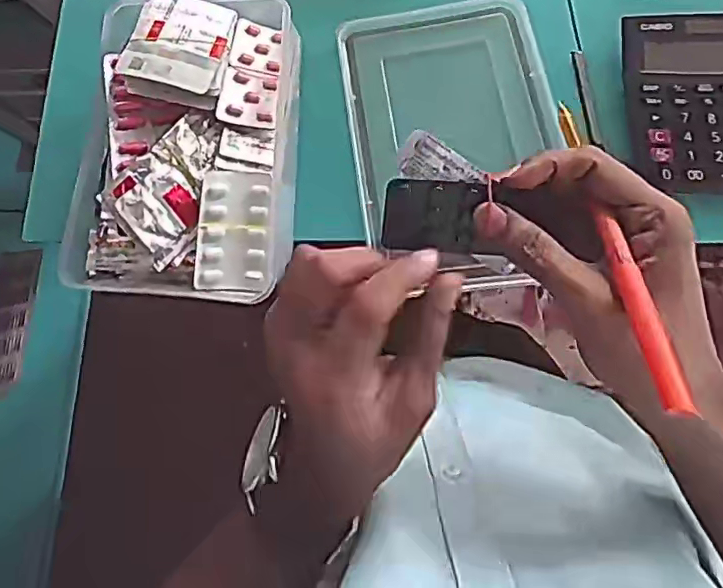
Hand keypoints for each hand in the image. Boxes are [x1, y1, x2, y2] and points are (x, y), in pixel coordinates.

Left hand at [264, 246, 461, 536]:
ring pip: (308, 261)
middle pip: (323, 270)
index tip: (430, 262)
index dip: (401, 275)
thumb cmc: (373, 439)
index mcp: (336, 376)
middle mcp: (296, 345)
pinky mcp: (274, 318)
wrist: (320, 463)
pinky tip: (354, 289)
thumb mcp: (416, 397)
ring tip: (378, 281)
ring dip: (350, 260)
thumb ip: (431, 332)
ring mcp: (279, 329)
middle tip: (399, 274)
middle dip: (370, 260)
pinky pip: (300, 270)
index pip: (364, 307)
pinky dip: (333, 268)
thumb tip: (447, 280)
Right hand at [475, 147, 722, 418]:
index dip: (543, 167)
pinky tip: (511, 237)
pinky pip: (567, 229)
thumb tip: (490, 215)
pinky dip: (538, 232)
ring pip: (567, 204)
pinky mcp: (609, 255)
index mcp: (655, 215)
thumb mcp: (588, 300)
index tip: (504, 185)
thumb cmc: (652, 360)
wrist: (682, 413)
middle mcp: (641, 215)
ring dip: (529, 210)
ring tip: (492, 220)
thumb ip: (538, 252)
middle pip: (577, 180)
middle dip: (530, 189)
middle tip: (489, 203)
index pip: (592, 165)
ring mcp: (625, 235)